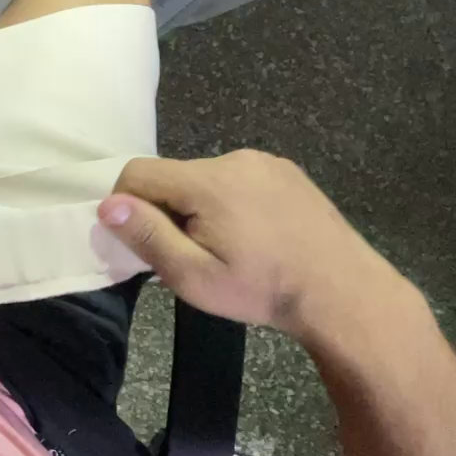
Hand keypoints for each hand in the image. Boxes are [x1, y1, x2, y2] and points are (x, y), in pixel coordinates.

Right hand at [99, 151, 419, 340]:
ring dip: (192, 206)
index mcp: (210, 182)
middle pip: (168, 175)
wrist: (347, 295)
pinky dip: (222, 201)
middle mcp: (236, 160)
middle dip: (162, 209)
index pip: (136, 173)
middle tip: (184, 252)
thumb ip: (148, 236)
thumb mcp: (192, 275)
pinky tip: (245, 232)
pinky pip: (230, 178)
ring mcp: (265, 162)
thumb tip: (107, 205)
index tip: (142, 241)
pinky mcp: (285, 171)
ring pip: (198, 177)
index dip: (125, 205)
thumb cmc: (263, 290)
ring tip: (218, 245)